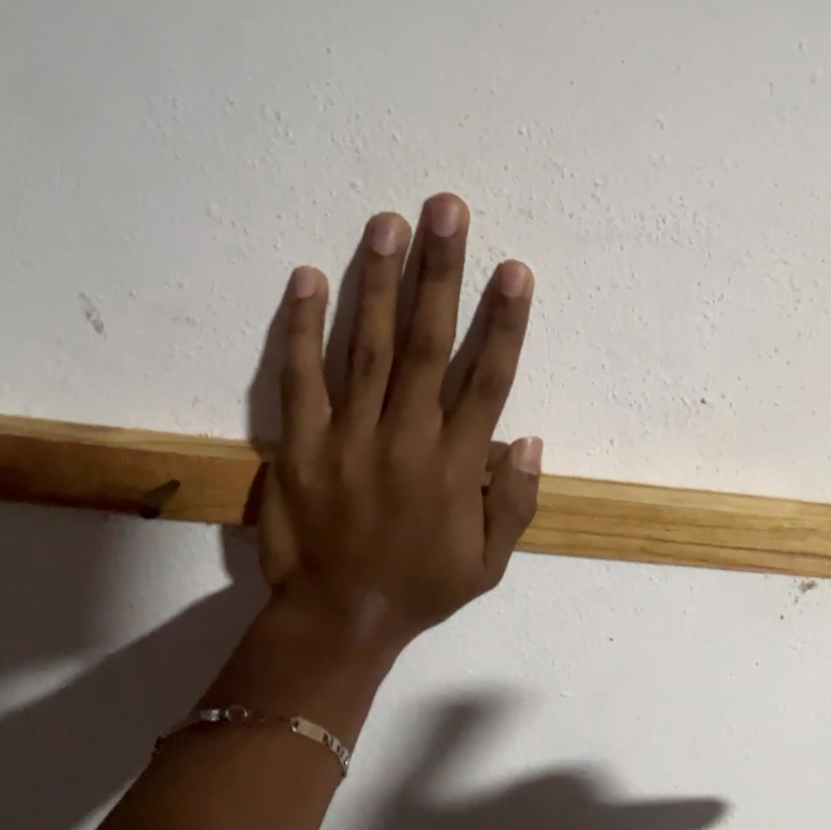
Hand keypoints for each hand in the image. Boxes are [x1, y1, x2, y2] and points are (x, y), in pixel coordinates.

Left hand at [257, 193, 541, 654]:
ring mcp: (350, 438)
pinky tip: (311, 277)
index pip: (488, 382)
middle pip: (429, 345)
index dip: (504, 323)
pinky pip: (300, 378)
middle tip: (447, 210)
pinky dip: (303, 327)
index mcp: (456, 467)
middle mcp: (407, 439)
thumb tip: (530, 439)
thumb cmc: (420, 589)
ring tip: (389, 222)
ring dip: (381, 282)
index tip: (513, 269)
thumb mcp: (488, 564)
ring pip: (369, 348)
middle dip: (441, 274)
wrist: (338, 619)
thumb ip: (515, 503)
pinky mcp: (302, 444)